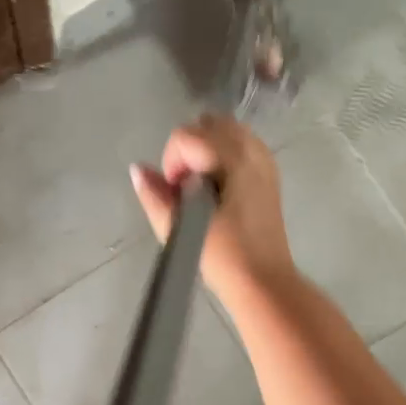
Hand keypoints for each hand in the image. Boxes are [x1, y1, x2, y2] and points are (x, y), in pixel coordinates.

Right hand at [130, 114, 292, 298]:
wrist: (262, 280)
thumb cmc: (222, 256)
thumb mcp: (180, 228)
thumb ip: (155, 196)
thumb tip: (137, 170)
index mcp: (232, 158)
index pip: (186, 136)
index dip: (171, 162)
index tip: (175, 194)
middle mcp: (251, 149)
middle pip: (208, 124)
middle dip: (187, 151)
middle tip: (184, 188)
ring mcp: (264, 159)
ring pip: (225, 132)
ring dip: (204, 152)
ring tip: (199, 189)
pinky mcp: (268, 173)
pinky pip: (240, 146)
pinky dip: (222, 158)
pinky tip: (217, 190)